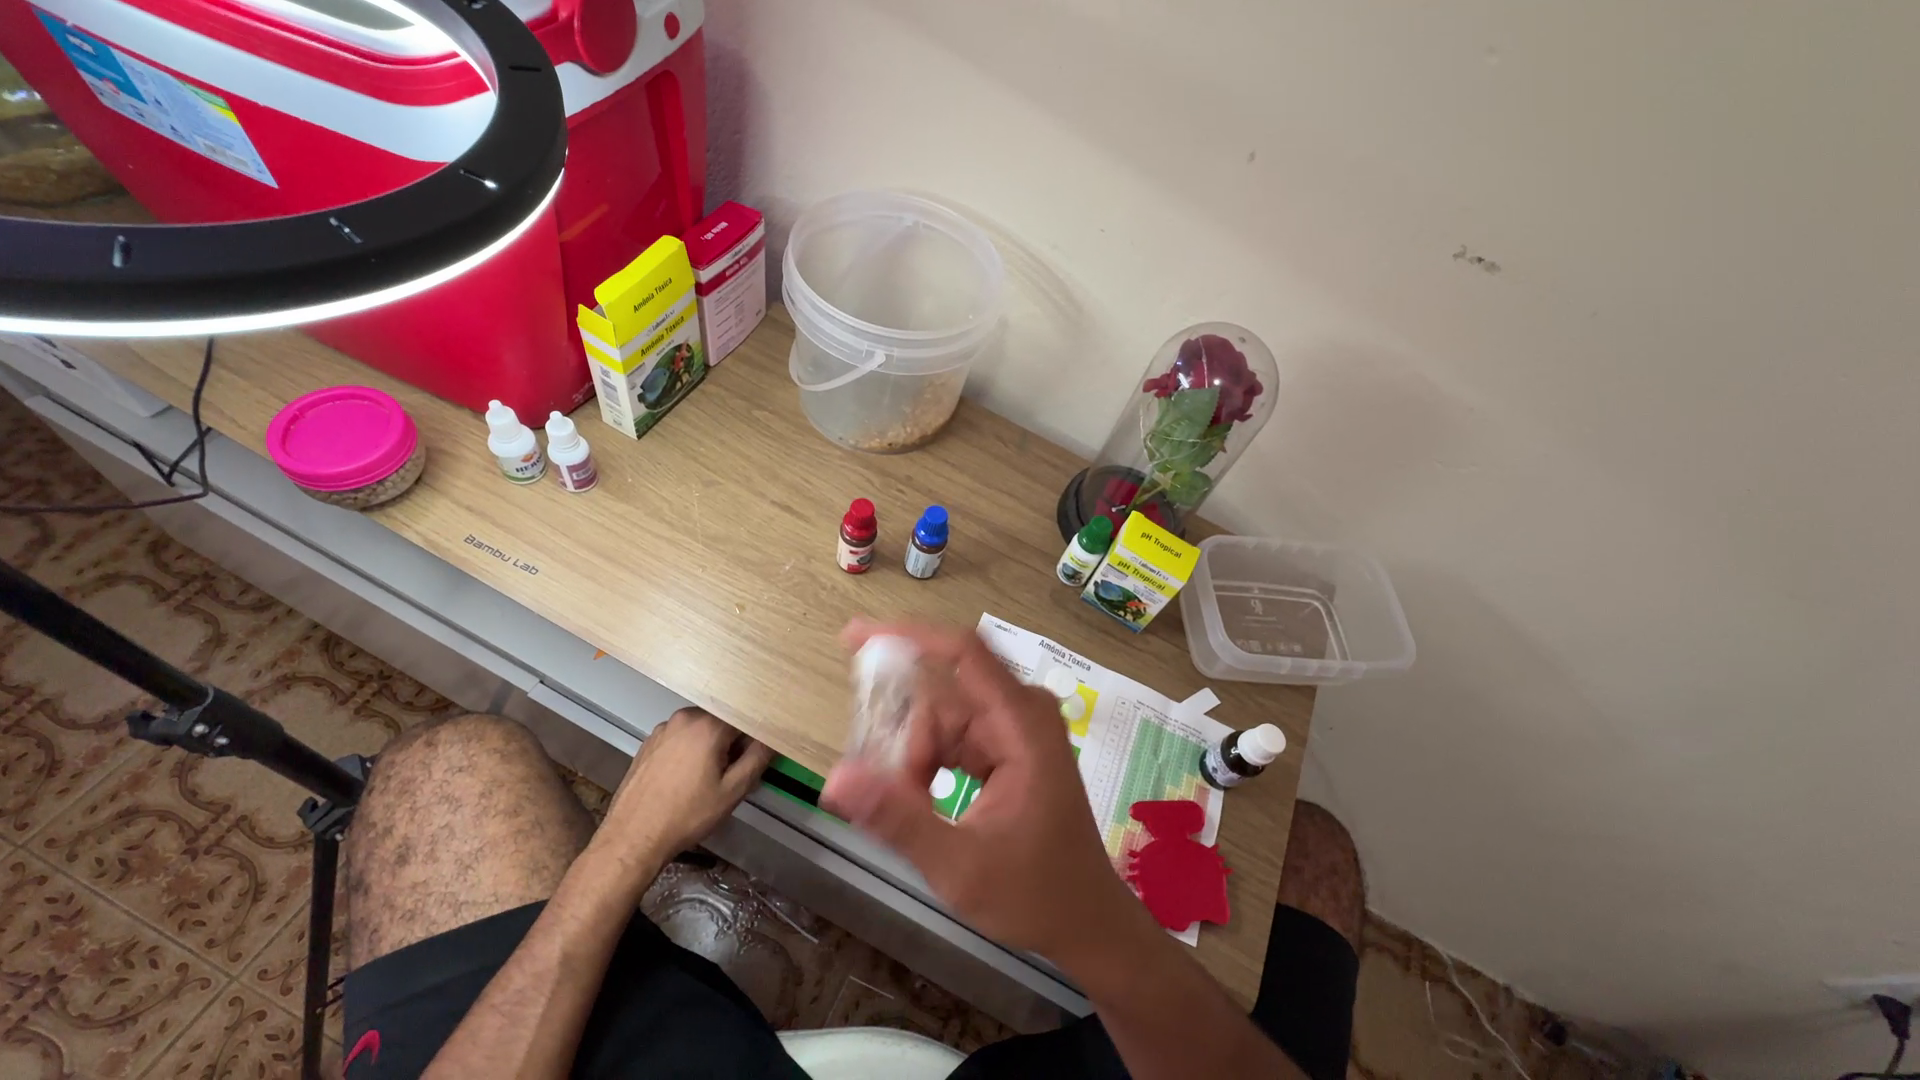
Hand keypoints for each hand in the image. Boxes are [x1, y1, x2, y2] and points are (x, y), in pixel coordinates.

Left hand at [596, 708, 773, 870]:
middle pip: (722, 720)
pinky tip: (687, 778)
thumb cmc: (687, 815)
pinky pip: (681, 738)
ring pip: (700, 729)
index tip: (757, 755)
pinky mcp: (649, 742)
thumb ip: (757, 758)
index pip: (745, 717)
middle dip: (732, 741)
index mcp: (708, 725)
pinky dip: (690, 750)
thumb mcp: (733, 790)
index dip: (755, 736)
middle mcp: (684, 718)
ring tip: (709, 778)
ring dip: (711, 746)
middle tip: (733, 772)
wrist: (633, 836)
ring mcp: (663, 729)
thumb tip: (771, 737)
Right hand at [822, 620, 1147, 963]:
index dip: (908, 636)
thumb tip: (835, 778)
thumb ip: (898, 819)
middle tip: (896, 802)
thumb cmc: (1036, 895)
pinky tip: (926, 806)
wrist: (1087, 922)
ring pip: (941, 723)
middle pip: (940, 701)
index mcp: (1022, 726)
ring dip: (916, 764)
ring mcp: (1016, 730)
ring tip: (917, 816)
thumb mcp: (959, 865)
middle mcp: (1021, 714)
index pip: (963, 653)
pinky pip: (954, 740)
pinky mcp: (1010, 749)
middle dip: (907, 746)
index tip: (854, 637)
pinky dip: (929, 768)